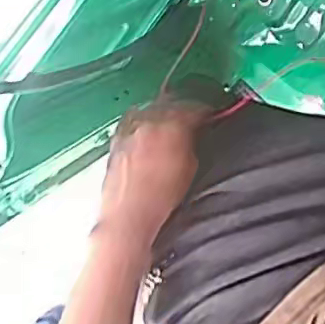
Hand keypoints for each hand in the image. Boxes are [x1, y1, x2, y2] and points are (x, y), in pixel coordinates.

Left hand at [96, 101, 209, 248]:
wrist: (128, 219)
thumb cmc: (159, 199)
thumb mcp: (190, 168)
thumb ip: (192, 144)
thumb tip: (192, 136)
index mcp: (173, 127)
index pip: (193, 108)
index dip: (204, 110)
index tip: (208, 113)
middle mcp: (149, 123)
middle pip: (170, 104)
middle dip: (182, 108)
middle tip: (191, 114)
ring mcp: (130, 131)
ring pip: (150, 110)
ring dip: (161, 112)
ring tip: (168, 120)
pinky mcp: (116, 143)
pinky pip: (132, 122)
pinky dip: (141, 123)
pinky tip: (145, 130)